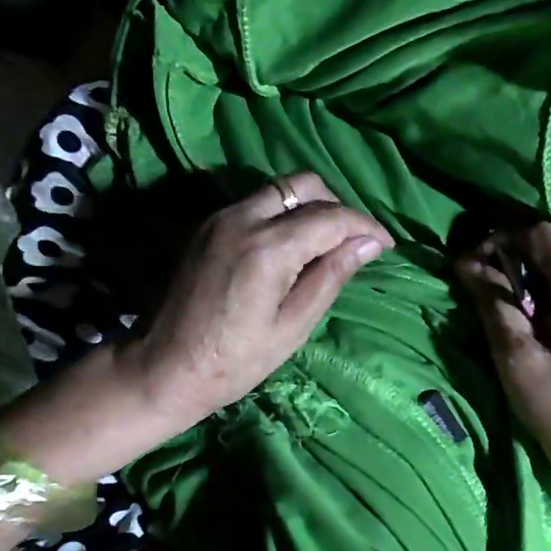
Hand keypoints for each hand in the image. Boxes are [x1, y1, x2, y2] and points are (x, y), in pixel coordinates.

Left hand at [122, 173, 393, 423]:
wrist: (166, 366)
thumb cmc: (235, 361)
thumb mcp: (292, 326)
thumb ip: (330, 276)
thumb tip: (368, 244)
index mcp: (267, 248)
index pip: (331, 217)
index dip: (365, 226)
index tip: (385, 245)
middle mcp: (242, 218)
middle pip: (304, 185)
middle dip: (337, 206)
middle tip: (352, 241)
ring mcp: (220, 218)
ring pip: (278, 190)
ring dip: (309, 207)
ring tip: (324, 245)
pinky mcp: (207, 225)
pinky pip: (256, 203)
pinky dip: (282, 214)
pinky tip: (289, 248)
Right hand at [456, 223, 550, 490]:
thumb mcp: (516, 354)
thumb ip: (492, 301)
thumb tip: (465, 261)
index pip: (543, 235)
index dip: (501, 240)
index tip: (469, 263)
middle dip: (512, 260)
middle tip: (479, 288)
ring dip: (527, 281)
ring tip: (502, 311)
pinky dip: (545, 296)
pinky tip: (529, 324)